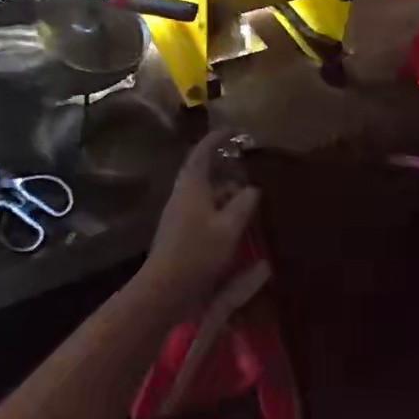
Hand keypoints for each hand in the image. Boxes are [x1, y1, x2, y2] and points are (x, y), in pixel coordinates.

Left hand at [138, 130, 259, 310]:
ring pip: (203, 192)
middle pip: (203, 172)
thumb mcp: (229, 228)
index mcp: (192, 186)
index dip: (216, 139)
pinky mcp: (179, 230)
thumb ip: (243, 204)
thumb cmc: (198, 252)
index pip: (203, 153)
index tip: (232, 131)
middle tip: (246, 167)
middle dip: (224, 167)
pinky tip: (233, 219)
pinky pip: (202, 208)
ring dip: (223, 190)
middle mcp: (182, 194)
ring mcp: (178, 213)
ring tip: (246, 195)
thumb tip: (252, 189)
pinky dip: (218, 206)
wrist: (165, 287)